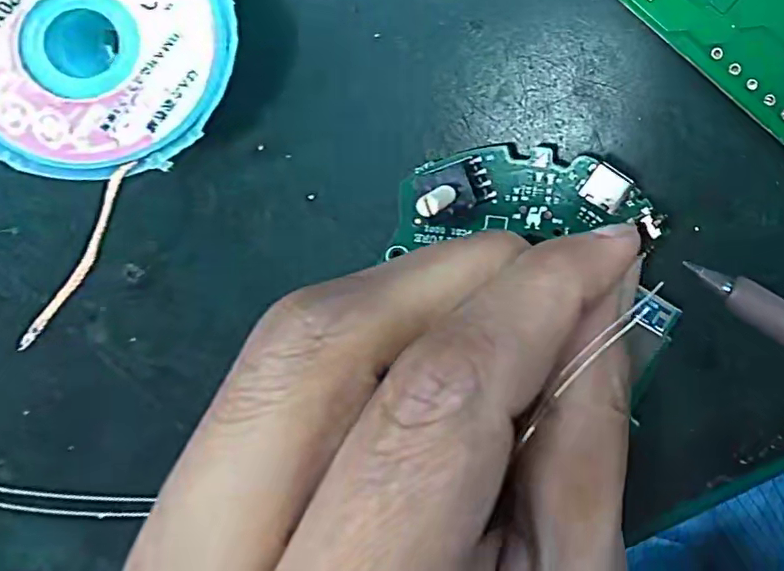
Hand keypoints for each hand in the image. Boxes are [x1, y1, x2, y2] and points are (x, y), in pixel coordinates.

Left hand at [126, 226, 642, 570]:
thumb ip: (582, 443)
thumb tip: (599, 296)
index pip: (434, 397)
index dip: (538, 294)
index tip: (608, 245)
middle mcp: (205, 570)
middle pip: (324, 338)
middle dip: (467, 270)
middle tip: (554, 274)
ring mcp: (175, 537)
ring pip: (294, 338)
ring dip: (424, 290)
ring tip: (507, 309)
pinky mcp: (185, 506)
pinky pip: (286, 371)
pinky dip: (384, 327)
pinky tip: (443, 349)